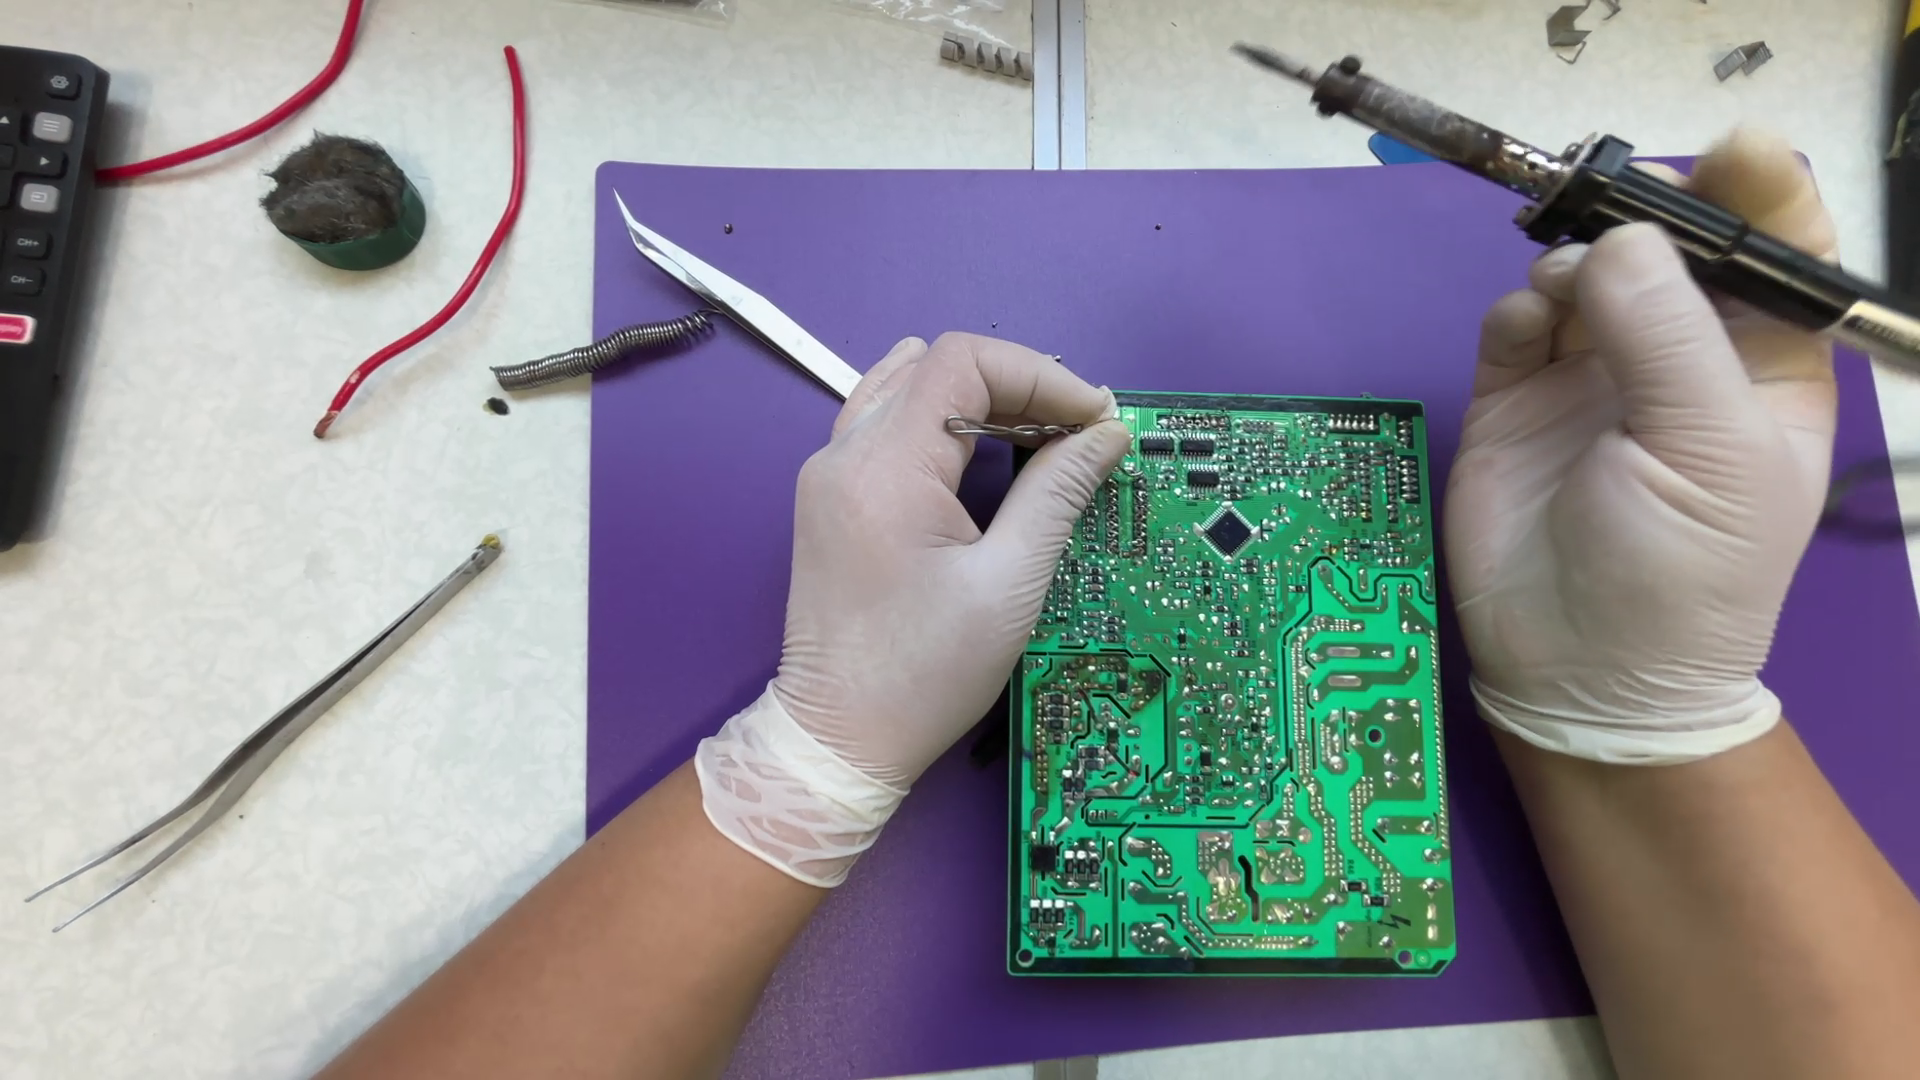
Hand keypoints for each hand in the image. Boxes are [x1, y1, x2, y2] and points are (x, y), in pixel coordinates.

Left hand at [696, 333, 1129, 884]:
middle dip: (1016, 386)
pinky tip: (979, 459)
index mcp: (885, 468)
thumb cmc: (926, 673)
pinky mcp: (829, 495)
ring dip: (978, 401)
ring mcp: (828, 472)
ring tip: (1035, 439)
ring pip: (907, 388)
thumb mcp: (1009, 585)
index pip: (961, 362)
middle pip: (935, 367)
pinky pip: (886, 425)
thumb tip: (1105, 434)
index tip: (1093, 417)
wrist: (839, 735)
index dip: (1038, 374)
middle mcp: (844, 453)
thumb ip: (1056, 493)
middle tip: (1074, 432)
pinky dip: (941, 425)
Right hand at [1445, 131, 1837, 764]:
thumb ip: (1666, 339)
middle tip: (1605, 218)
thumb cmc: (1678, 568)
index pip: (1771, 264)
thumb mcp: (1706, 451)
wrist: (1572, 660)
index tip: (1720, 151)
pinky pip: (1512, 335)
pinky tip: (1519, 325)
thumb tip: (1615, 242)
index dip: (1755, 198)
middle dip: (1638, 228)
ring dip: (1567, 273)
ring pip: (1575, 289)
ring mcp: (1580, 387)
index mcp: (1759, 374)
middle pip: (1659, 263)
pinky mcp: (1507, 409)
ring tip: (1555, 298)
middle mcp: (1668, 368)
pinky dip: (1514, 315)